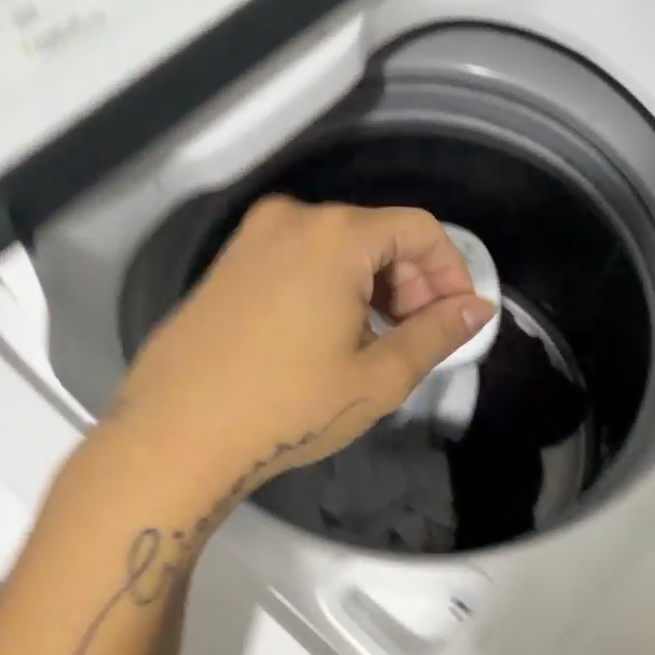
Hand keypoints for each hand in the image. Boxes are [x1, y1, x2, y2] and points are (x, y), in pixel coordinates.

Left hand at [107, 196, 494, 492]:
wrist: (176, 435)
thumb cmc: (288, 406)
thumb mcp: (379, 377)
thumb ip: (437, 334)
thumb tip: (477, 309)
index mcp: (336, 237)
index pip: (420, 230)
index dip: (452, 271)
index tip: (459, 317)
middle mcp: (293, 220)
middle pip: (379, 234)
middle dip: (412, 281)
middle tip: (418, 337)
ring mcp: (253, 238)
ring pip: (339, 247)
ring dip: (374, 286)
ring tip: (376, 344)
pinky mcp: (229, 263)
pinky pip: (301, 258)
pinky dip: (332, 287)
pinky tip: (329, 338)